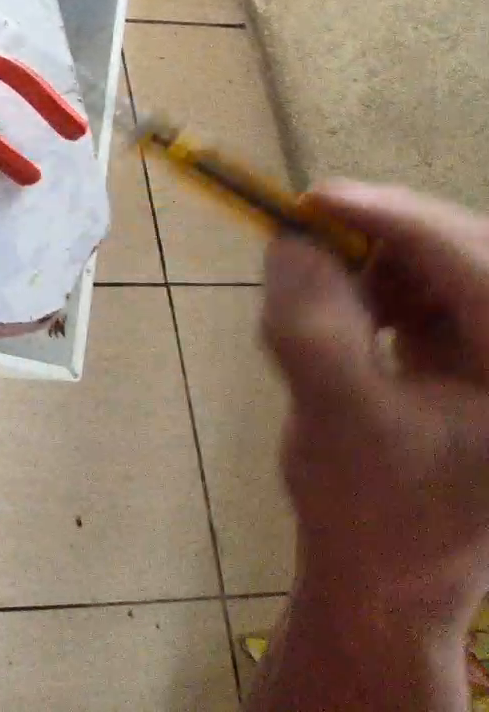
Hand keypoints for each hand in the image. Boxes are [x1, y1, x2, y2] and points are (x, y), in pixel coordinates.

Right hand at [262, 181, 488, 634]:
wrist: (386, 565)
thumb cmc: (368, 498)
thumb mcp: (333, 409)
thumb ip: (313, 322)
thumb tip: (291, 240)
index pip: (481, 266)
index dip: (397, 221)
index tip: (313, 196)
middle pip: (480, 258)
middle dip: (391, 234)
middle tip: (305, 223)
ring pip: (456, 271)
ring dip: (382, 260)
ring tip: (320, 277)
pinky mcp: (481, 364)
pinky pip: (439, 297)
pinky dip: (383, 287)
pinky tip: (350, 305)